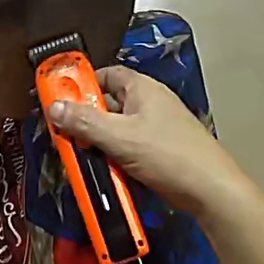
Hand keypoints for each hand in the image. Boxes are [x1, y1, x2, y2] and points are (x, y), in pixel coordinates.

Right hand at [46, 67, 255, 215]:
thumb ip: (84, 122)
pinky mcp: (158, 151)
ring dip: (99, 142)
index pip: (106, 74)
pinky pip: (127, 148)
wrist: (209, 188)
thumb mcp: (119, 136)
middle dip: (86, 119)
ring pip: (116, 130)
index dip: (83, 84)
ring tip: (81, 156)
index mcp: (142, 88)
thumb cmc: (168, 154)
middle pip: (108, 104)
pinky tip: (104, 171)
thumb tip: (54, 107)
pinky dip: (114, 157)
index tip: (60, 98)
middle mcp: (149, 103)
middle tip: (65, 134)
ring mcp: (155, 128)